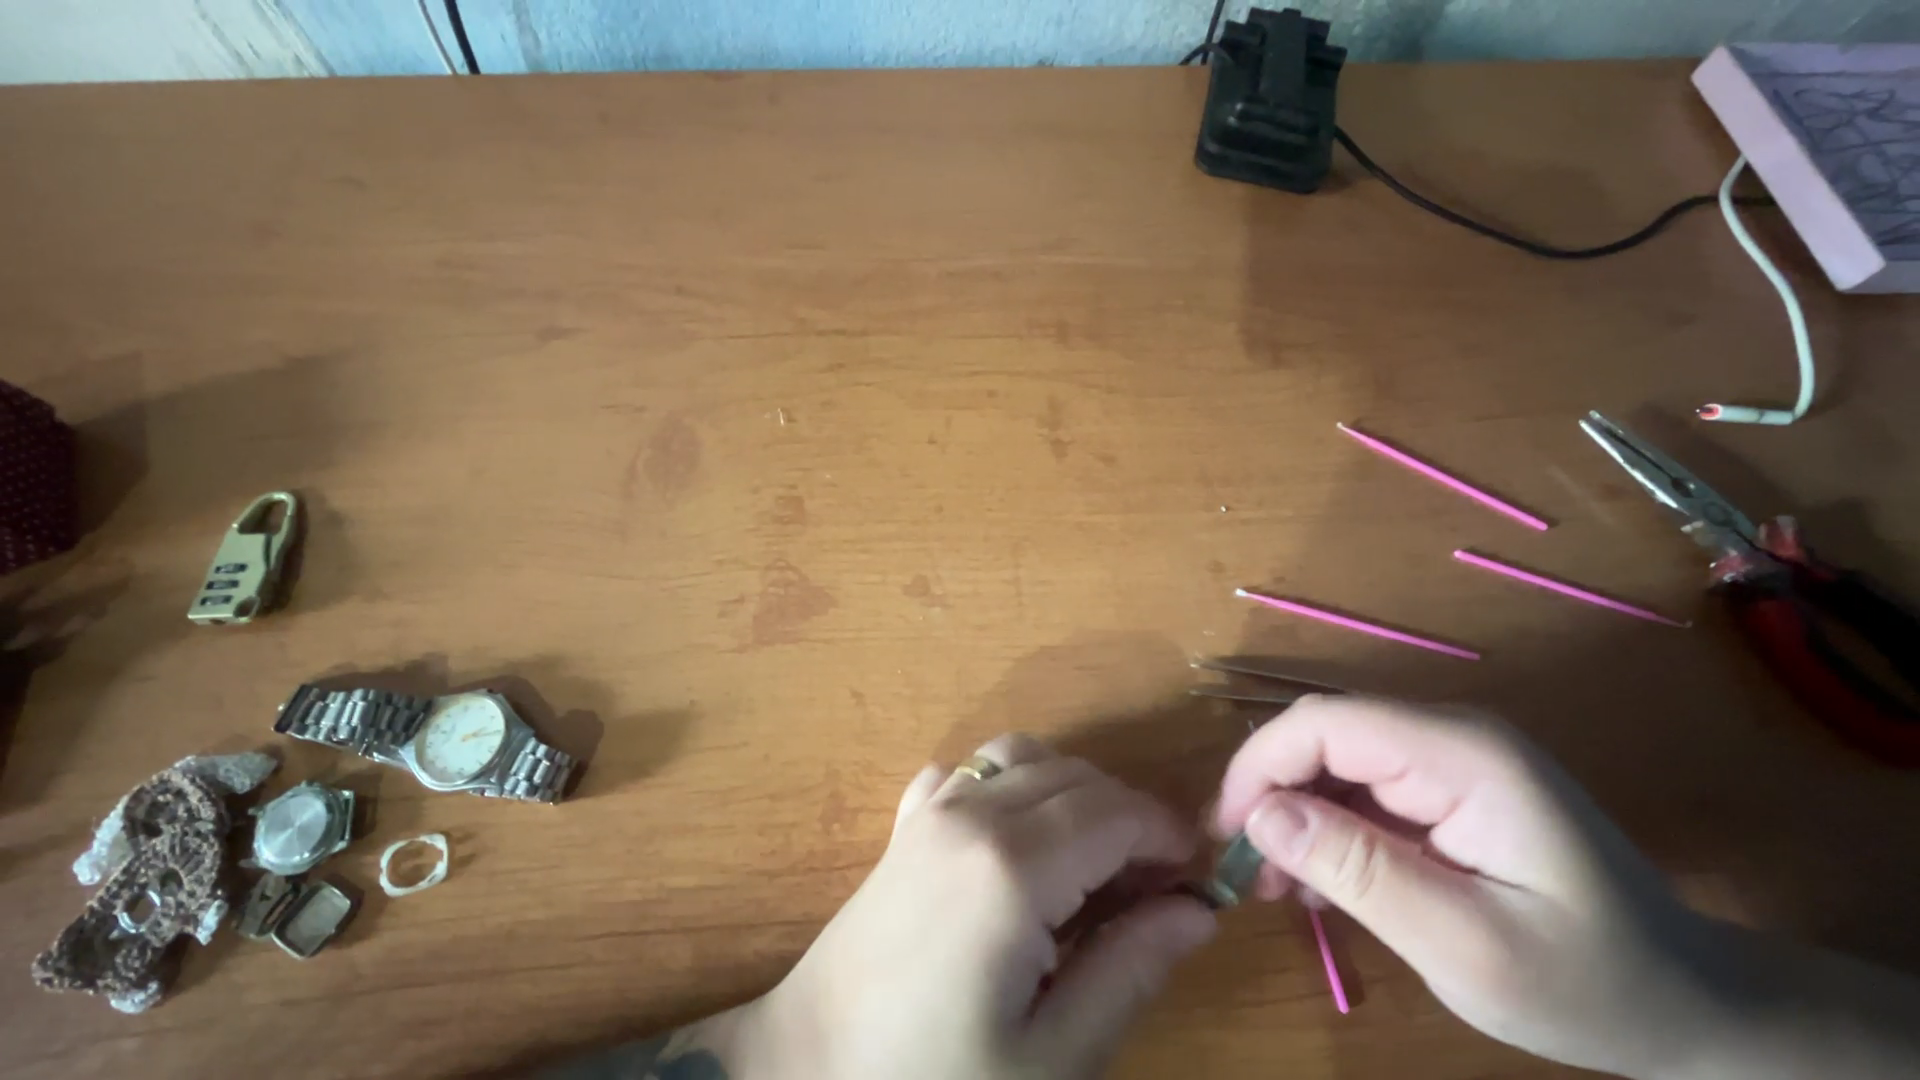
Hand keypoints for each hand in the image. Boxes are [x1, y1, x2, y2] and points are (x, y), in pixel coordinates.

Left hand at [733, 734, 1214, 1079]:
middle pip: (1080, 778)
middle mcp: (974, 815)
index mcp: (1015, 868)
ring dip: (1075, 793)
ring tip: (1091, 864)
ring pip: (1027, 758)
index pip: (1120, 813)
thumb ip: (1131, 969)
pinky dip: (1013, 786)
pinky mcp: (906, 824)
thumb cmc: (935, 1078)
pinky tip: (1018, 842)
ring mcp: (932, 810)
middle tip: (1153, 889)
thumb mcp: (1053, 1056)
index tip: (1197, 881)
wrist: (808, 1070)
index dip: (1170, 837)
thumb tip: (1197, 911)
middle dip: (1131, 818)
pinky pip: (971, 772)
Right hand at [1214, 696, 1719, 1078]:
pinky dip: (1326, 830)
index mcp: (1463, 755)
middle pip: (1324, 735)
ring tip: (1278, 887)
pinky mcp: (1447, 790)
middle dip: (1271, 793)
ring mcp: (1451, 761)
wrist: (1691, 1005)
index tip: (1226, 836)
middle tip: (1248, 872)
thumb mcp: (1466, 945)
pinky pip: (1362, 790)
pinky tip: (1319, 882)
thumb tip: (1258, 816)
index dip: (1259, 765)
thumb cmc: (1588, 984)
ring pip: (1334, 762)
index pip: (1326, 723)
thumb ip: (1359, 872)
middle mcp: (1451, 737)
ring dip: (1293, 815)